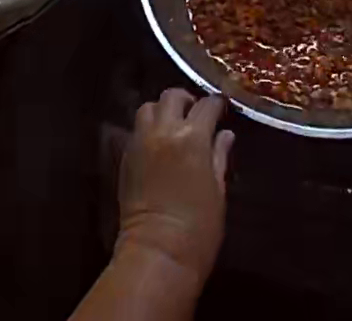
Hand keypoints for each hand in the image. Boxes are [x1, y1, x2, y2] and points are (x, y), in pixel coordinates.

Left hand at [115, 88, 235, 287]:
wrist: (157, 255)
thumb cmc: (198, 228)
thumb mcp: (218, 191)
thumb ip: (220, 156)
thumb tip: (226, 135)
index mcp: (192, 137)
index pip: (206, 105)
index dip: (217, 103)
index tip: (222, 109)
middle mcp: (164, 131)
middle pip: (172, 96)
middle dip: (187, 99)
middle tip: (196, 113)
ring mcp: (141, 142)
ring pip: (148, 107)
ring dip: (162, 110)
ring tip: (173, 124)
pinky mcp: (126, 157)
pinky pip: (136, 129)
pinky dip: (148, 127)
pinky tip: (158, 142)